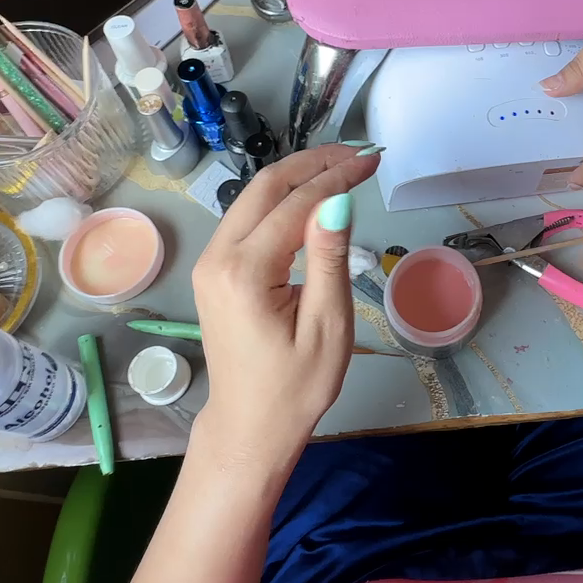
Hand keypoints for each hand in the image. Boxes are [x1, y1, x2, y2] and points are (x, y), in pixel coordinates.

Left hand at [189, 146, 378, 467]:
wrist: (248, 429)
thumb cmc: (295, 388)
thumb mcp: (327, 326)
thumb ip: (330, 257)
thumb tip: (338, 199)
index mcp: (245, 272)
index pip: (296, 204)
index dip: (337, 176)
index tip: (371, 159)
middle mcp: (217, 257)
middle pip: (265, 185)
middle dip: (314, 162)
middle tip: (359, 154)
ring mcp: (210, 261)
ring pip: (254, 195)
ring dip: (299, 175)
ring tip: (343, 166)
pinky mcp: (215, 268)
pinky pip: (249, 216)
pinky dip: (283, 197)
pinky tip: (314, 195)